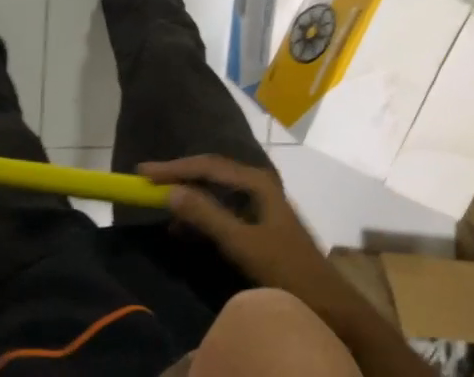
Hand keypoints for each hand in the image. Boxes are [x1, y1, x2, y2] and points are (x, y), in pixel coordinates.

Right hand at [139, 156, 329, 297]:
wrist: (330, 308)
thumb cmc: (287, 271)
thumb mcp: (242, 244)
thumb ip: (206, 216)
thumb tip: (170, 192)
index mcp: (257, 183)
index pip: (207, 166)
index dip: (174, 168)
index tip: (143, 172)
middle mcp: (258, 186)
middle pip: (211, 172)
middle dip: (179, 176)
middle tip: (147, 180)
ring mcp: (261, 205)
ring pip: (216, 190)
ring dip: (189, 196)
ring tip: (161, 203)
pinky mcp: (260, 224)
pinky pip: (223, 209)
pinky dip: (201, 214)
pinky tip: (185, 227)